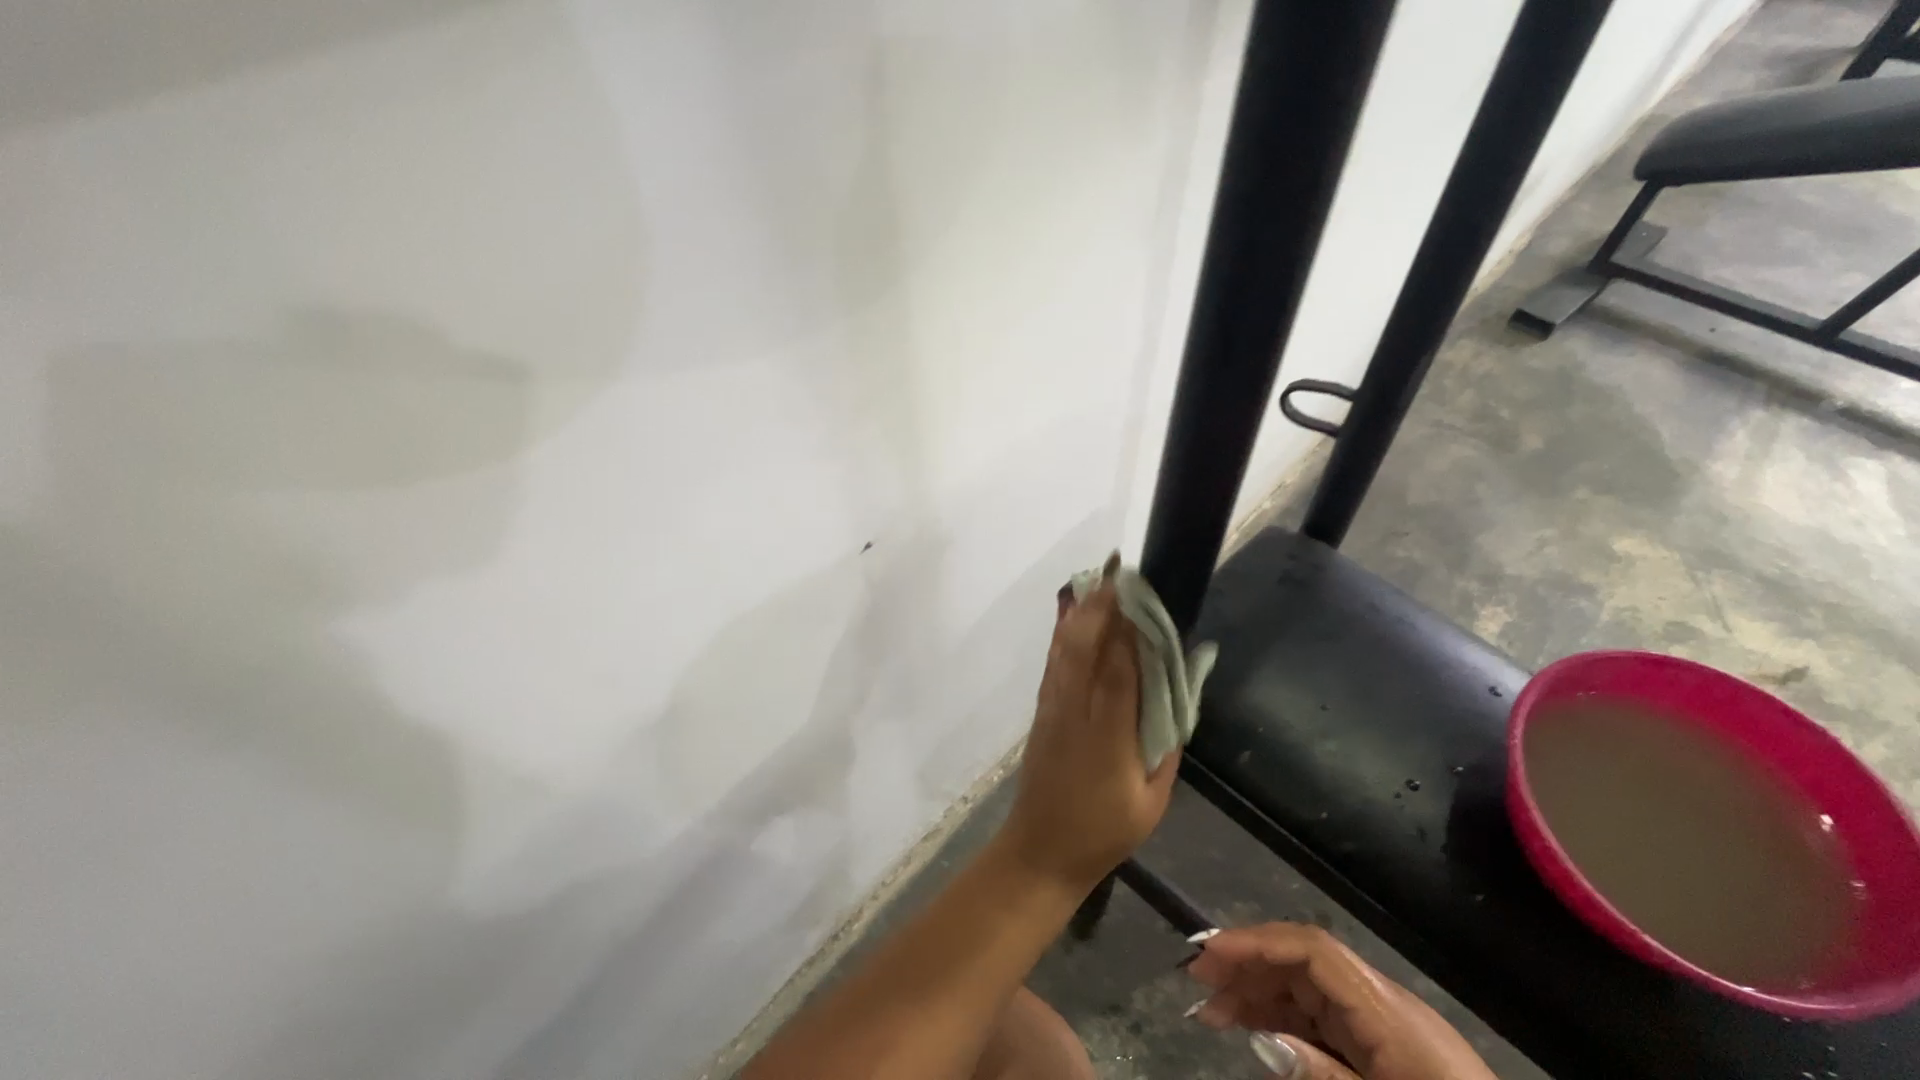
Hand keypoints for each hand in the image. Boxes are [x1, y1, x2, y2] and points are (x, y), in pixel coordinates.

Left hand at [996, 555, 1177, 891]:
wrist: (1041, 850)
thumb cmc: (1104, 830)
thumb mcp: (1151, 799)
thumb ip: (1164, 746)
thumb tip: (1174, 699)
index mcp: (1107, 735)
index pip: (1119, 670)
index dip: (1130, 628)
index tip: (1145, 595)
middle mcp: (1075, 712)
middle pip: (1085, 647)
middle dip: (1103, 606)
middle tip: (1124, 572)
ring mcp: (1053, 709)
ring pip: (1064, 650)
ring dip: (1083, 612)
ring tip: (1102, 581)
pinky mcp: (1042, 712)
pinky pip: (1054, 663)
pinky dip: (1064, 634)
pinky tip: (1073, 615)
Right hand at [1188, 923, 1497, 1079]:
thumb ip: (1324, 1075)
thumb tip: (1264, 1041)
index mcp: (1385, 1010)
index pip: (1312, 950)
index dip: (1256, 943)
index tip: (1208, 955)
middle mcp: (1380, 1003)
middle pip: (1302, 962)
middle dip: (1247, 965)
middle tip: (1196, 985)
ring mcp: (1383, 1023)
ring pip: (1306, 989)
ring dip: (1258, 994)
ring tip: (1212, 1014)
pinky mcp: (1384, 1045)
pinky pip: (1322, 1018)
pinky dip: (1283, 1020)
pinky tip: (1255, 1033)